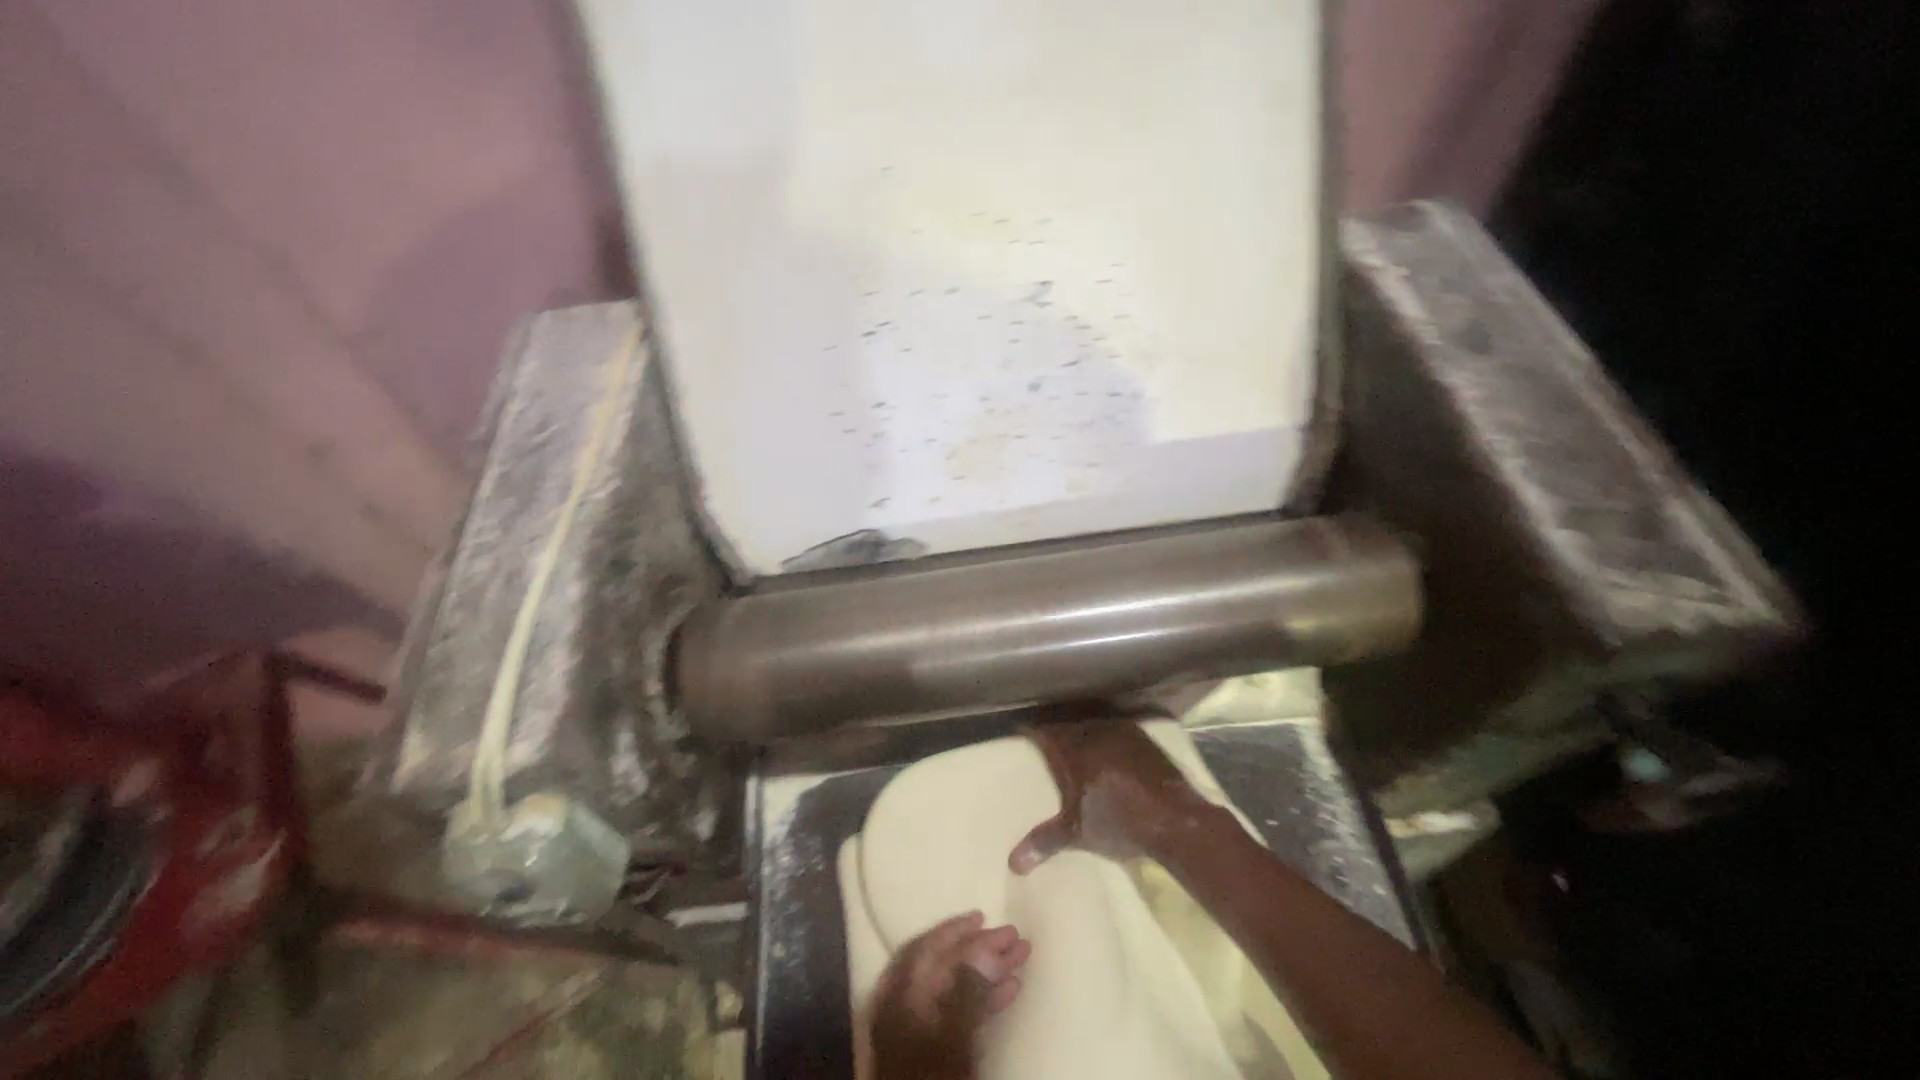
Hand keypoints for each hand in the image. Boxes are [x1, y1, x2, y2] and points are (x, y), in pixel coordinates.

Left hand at [870, 911, 1031, 1079]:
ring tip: (1022, 958)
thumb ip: (968, 988)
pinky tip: (1012, 991)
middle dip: (979, 948)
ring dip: (988, 971)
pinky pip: (959, 1014)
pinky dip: (984, 999)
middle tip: (1014, 937)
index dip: (953, 930)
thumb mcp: (951, 1036)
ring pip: (954, 988)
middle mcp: (904, 1008)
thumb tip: (987, 945)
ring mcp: (918, 1031)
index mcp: (899, 998)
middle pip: (942, 966)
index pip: (925, 949)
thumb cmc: (931, 1077)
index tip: (984, 916)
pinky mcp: (934, 1052)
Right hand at [1008, 704, 1224, 874]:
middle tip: (1048, 741)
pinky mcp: (1145, 741)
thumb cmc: (1120, 823)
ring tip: (1076, 743)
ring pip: (1095, 725)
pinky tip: (1109, 750)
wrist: (1176, 820)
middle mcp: (1097, 733)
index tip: (1023, 732)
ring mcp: (1124, 734)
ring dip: (1084, 731)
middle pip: (1070, 724)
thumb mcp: (1077, 833)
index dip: (1034, 731)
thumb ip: (1044, 842)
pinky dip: (1107, 738)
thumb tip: (1013, 864)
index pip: (1046, 731)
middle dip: (1058, 731)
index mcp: (1075, 750)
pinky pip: (1117, 730)